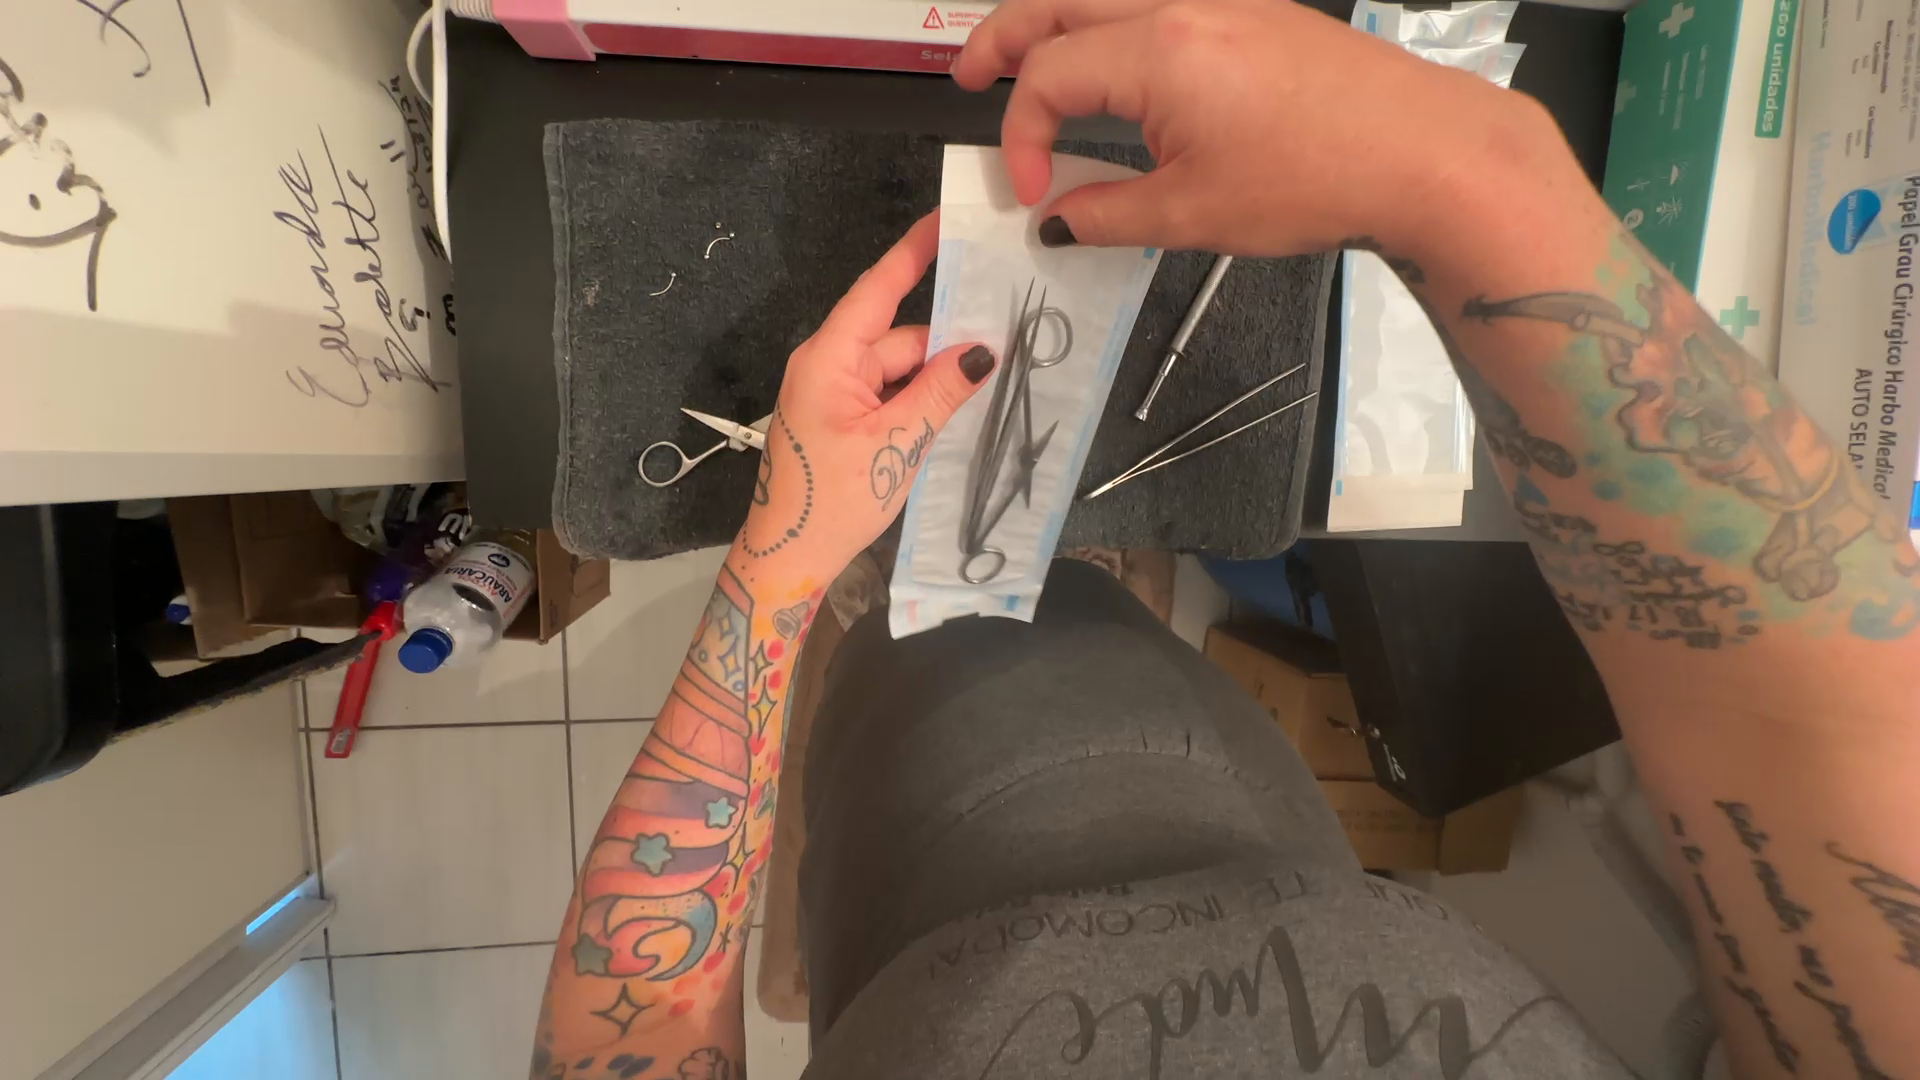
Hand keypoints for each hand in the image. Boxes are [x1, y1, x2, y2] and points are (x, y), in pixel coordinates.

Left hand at [737, 211, 995, 576]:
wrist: (791, 556)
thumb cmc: (834, 500)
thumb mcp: (896, 445)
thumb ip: (940, 393)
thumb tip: (983, 352)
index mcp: (830, 359)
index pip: (877, 291)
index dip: (913, 254)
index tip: (947, 222)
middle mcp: (830, 366)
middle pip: (897, 336)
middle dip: (945, 342)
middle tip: (1005, 341)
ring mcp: (836, 394)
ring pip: (898, 370)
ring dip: (935, 379)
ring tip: (989, 386)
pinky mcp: (843, 420)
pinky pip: (888, 395)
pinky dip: (918, 401)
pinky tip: (955, 411)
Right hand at [951, 0, 1576, 261]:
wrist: (1420, 154)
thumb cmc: (1313, 179)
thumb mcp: (1187, 214)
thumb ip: (1104, 213)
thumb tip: (1058, 219)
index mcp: (1158, 49)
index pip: (1047, 78)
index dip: (1022, 142)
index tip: (1033, 196)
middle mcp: (1180, 4)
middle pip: (1058, 0)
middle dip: (1000, 38)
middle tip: (966, 76)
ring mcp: (1217, 1)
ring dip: (1051, 25)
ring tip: (1020, 64)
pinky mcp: (1245, 15)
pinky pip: (1151, 8)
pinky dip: (1104, 33)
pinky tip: (1102, 68)